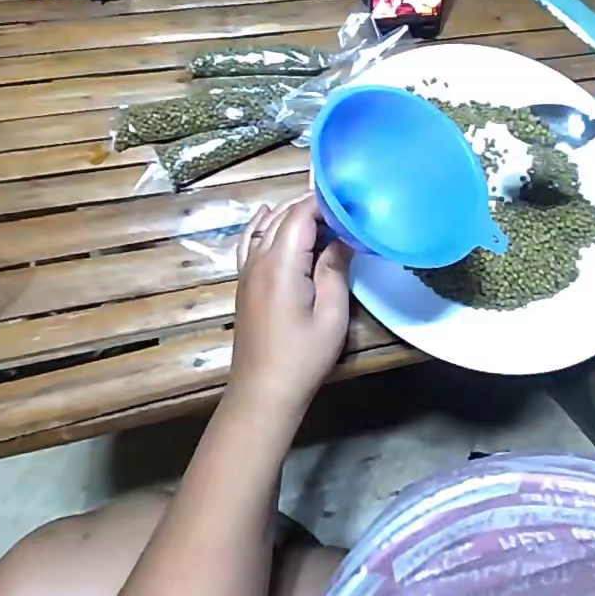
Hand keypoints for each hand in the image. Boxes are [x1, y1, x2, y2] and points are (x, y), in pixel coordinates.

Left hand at [226, 195, 353, 419]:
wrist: (262, 391)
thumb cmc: (302, 356)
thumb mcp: (331, 314)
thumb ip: (335, 269)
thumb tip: (343, 238)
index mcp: (281, 264)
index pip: (300, 215)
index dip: (324, 203)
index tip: (350, 204)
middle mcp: (259, 259)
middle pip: (282, 216)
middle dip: (311, 206)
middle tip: (343, 211)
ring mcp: (247, 269)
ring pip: (265, 225)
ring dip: (290, 214)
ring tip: (321, 215)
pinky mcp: (244, 281)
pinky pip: (250, 240)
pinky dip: (262, 224)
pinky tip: (267, 214)